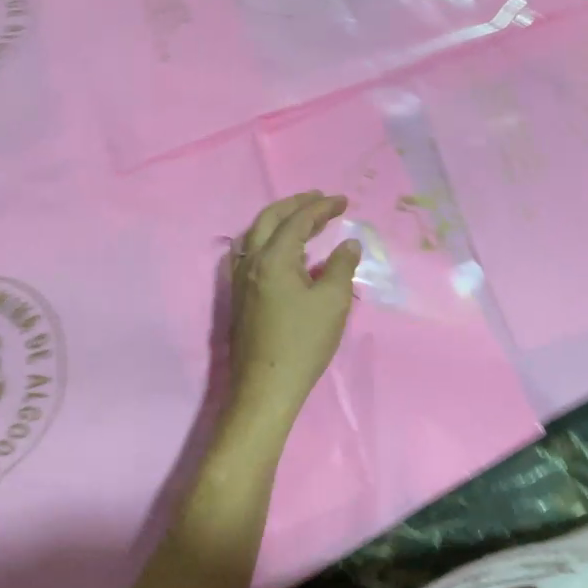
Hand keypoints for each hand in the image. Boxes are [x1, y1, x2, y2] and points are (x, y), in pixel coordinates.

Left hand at [226, 192, 361, 417]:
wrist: (266, 388)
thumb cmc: (303, 342)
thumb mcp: (333, 301)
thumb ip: (341, 266)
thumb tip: (348, 245)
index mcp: (273, 259)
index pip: (298, 221)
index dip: (322, 207)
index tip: (343, 201)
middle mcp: (251, 263)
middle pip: (269, 220)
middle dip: (296, 205)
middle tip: (320, 199)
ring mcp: (240, 281)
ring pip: (256, 236)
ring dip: (281, 221)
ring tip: (305, 221)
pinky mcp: (240, 298)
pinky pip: (252, 253)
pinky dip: (271, 240)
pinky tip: (285, 251)